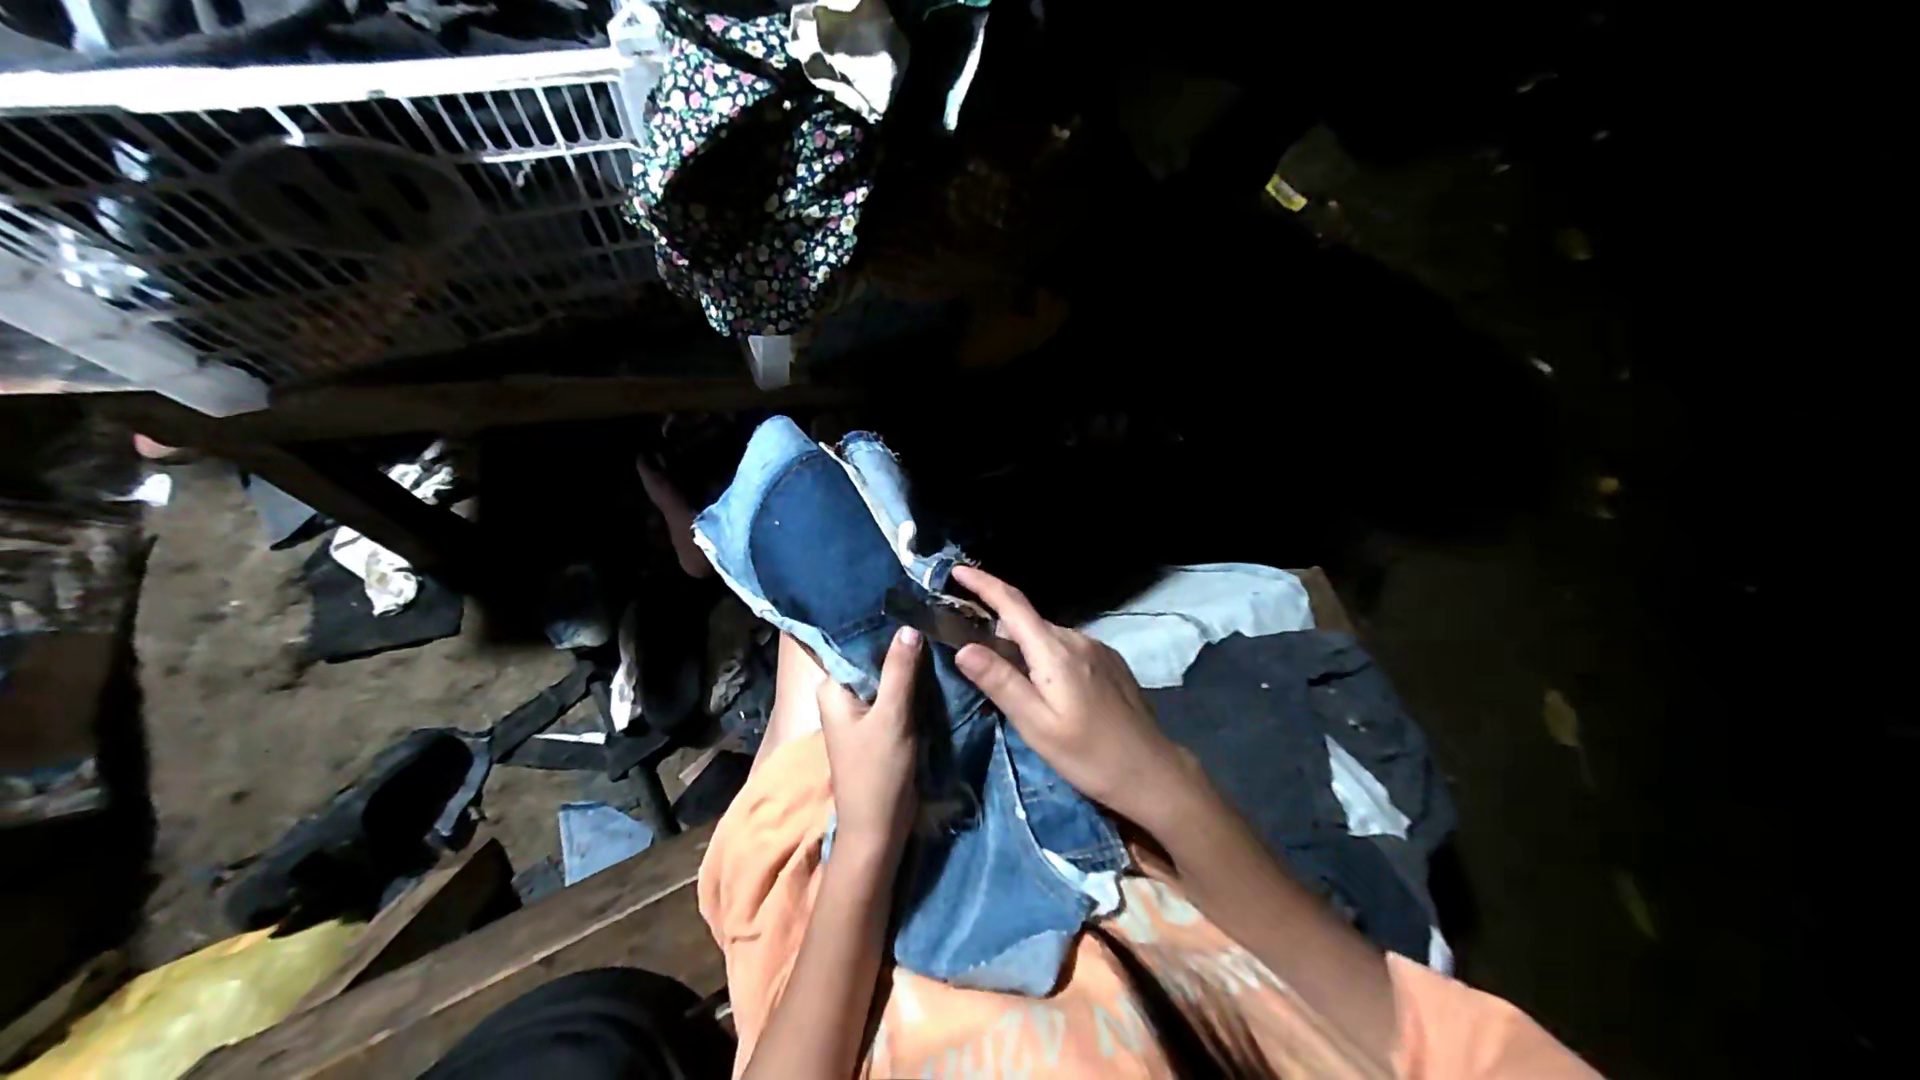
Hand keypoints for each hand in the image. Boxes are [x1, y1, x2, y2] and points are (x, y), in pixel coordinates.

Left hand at [818, 626, 922, 854]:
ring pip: (888, 677)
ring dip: (910, 665)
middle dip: (900, 645)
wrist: (879, 827)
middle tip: (932, 619)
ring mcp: (862, 711)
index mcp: (833, 688)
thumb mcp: (891, 716)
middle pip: (873, 659)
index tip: (914, 606)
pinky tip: (936, 669)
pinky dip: (913, 685)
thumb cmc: (877, 771)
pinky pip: (896, 695)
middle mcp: (843, 695)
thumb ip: (899, 670)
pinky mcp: (880, 725)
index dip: (883, 626)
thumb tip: (908, 627)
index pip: (856, 644)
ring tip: (939, 637)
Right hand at [951, 566, 1201, 827]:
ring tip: (1009, 678)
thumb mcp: (1036, 725)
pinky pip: (1067, 647)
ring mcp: (1098, 648)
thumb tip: (964, 648)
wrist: (1151, 772)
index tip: (956, 571)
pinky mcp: (1110, 661)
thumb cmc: (1088, 755)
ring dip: (1024, 646)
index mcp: (1055, 651)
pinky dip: (1047, 655)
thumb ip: (1001, 682)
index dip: (983, 584)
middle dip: (998, 626)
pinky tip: (1047, 686)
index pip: (1012, 604)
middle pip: (1028, 621)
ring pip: (1048, 636)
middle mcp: (1077, 638)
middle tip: (972, 650)